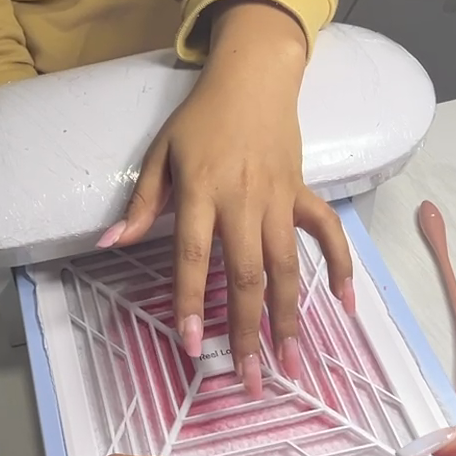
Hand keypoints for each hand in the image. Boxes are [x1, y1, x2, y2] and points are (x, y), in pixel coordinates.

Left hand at [105, 0, 351, 398]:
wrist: (252, 77)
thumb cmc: (199, 119)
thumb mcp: (160, 154)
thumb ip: (141, 203)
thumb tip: (109, 244)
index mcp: (202, 192)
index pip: (193, 257)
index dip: (190, 302)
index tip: (191, 345)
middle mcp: (244, 202)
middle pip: (247, 275)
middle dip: (247, 331)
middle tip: (251, 378)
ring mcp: (279, 199)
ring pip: (288, 266)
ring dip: (289, 316)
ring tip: (291, 360)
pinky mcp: (302, 192)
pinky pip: (326, 232)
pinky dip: (341, 266)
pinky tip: (347, 304)